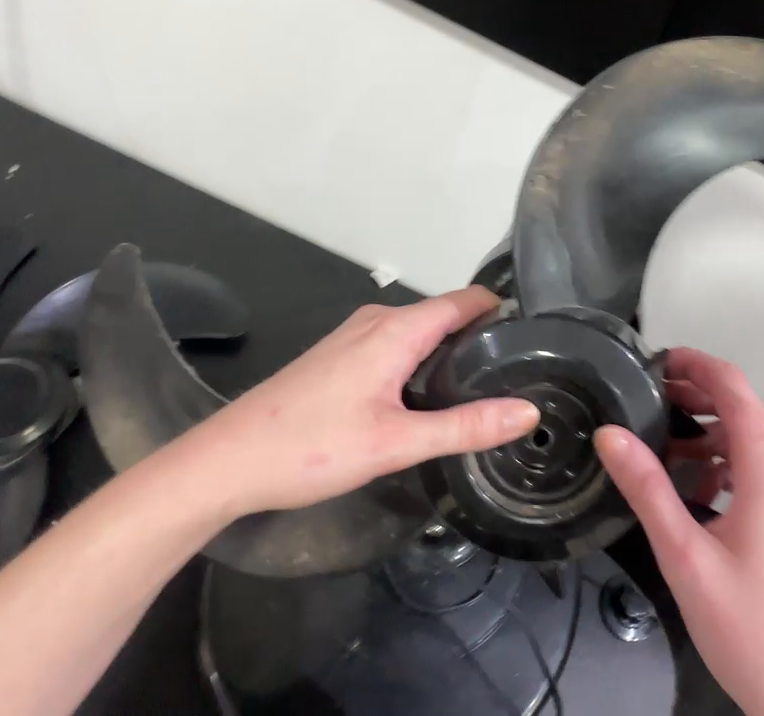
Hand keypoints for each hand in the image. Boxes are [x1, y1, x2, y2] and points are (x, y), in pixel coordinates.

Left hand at [174, 287, 539, 518]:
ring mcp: (354, 336)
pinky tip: (428, 402)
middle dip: (482, 339)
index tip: (538, 340)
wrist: (225, 463)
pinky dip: (422, 363)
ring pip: (420, 333)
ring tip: (485, 392)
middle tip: (520, 377)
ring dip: (451, 354)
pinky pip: (397, 346)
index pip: (466, 301)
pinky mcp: (340, 356)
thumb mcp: (396, 444)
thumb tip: (529, 411)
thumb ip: (465, 426)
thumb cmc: (310, 448)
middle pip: (446, 316)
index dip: (504, 313)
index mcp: (396, 329)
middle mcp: (378, 321)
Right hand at [596, 348, 763, 715]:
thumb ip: (647, 487)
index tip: (656, 357)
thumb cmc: (748, 627)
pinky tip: (696, 492)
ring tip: (662, 446)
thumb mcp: (685, 554)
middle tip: (646, 398)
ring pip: (753, 441)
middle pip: (744, 409)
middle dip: (695, 396)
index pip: (733, 386)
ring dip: (710, 434)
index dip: (694, 362)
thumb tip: (609, 435)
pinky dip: (728, 464)